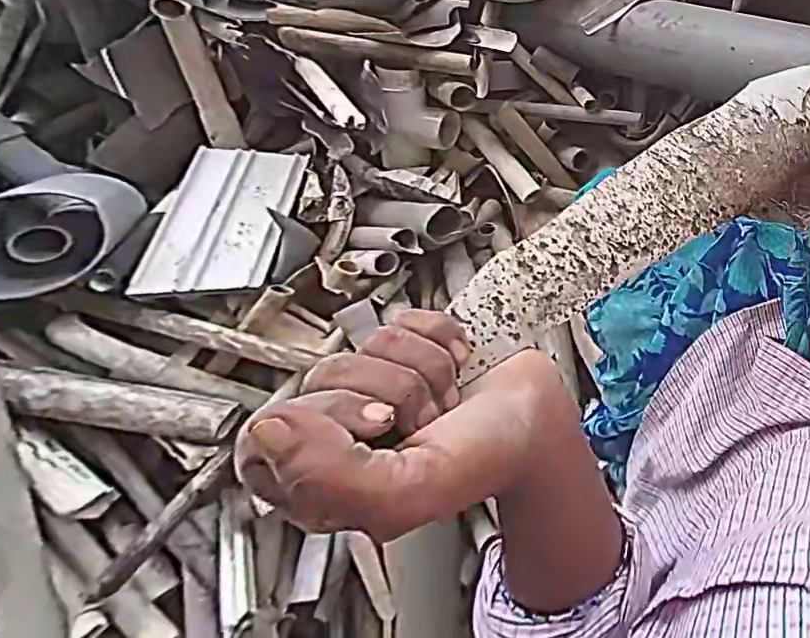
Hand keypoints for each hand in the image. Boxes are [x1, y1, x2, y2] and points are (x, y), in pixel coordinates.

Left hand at [236, 309, 565, 541]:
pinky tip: (456, 364)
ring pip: (370, 342)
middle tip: (425, 419)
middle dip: (396, 391)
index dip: (329, 419)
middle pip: (328, 377)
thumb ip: (326, 475)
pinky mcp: (414, 343)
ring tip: (446, 396)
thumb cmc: (486, 459)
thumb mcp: (407, 490)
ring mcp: (381, 381)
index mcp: (321, 481)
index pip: (273, 431)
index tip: (380, 427)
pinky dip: (442, 335)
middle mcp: (343, 429)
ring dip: (426, 366)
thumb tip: (268, 428)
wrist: (541, 416)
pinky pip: (406, 317)